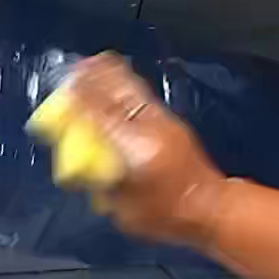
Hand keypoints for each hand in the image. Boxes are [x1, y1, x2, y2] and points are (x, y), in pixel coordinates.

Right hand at [59, 52, 229, 248]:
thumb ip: (102, 184)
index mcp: (135, 153)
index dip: (83, 100)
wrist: (210, 208)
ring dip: (113, 76)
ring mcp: (163, 124)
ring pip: (134, 93)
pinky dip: (128, 85)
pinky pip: (144, 97)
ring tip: (96, 61)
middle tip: (79, 65)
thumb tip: (84, 165)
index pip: (103, 118)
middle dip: (97, 80)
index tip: (67, 85)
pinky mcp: (171, 123)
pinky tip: (119, 78)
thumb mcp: (123, 210)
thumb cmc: (164, 216)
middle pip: (118, 97)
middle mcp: (149, 131)